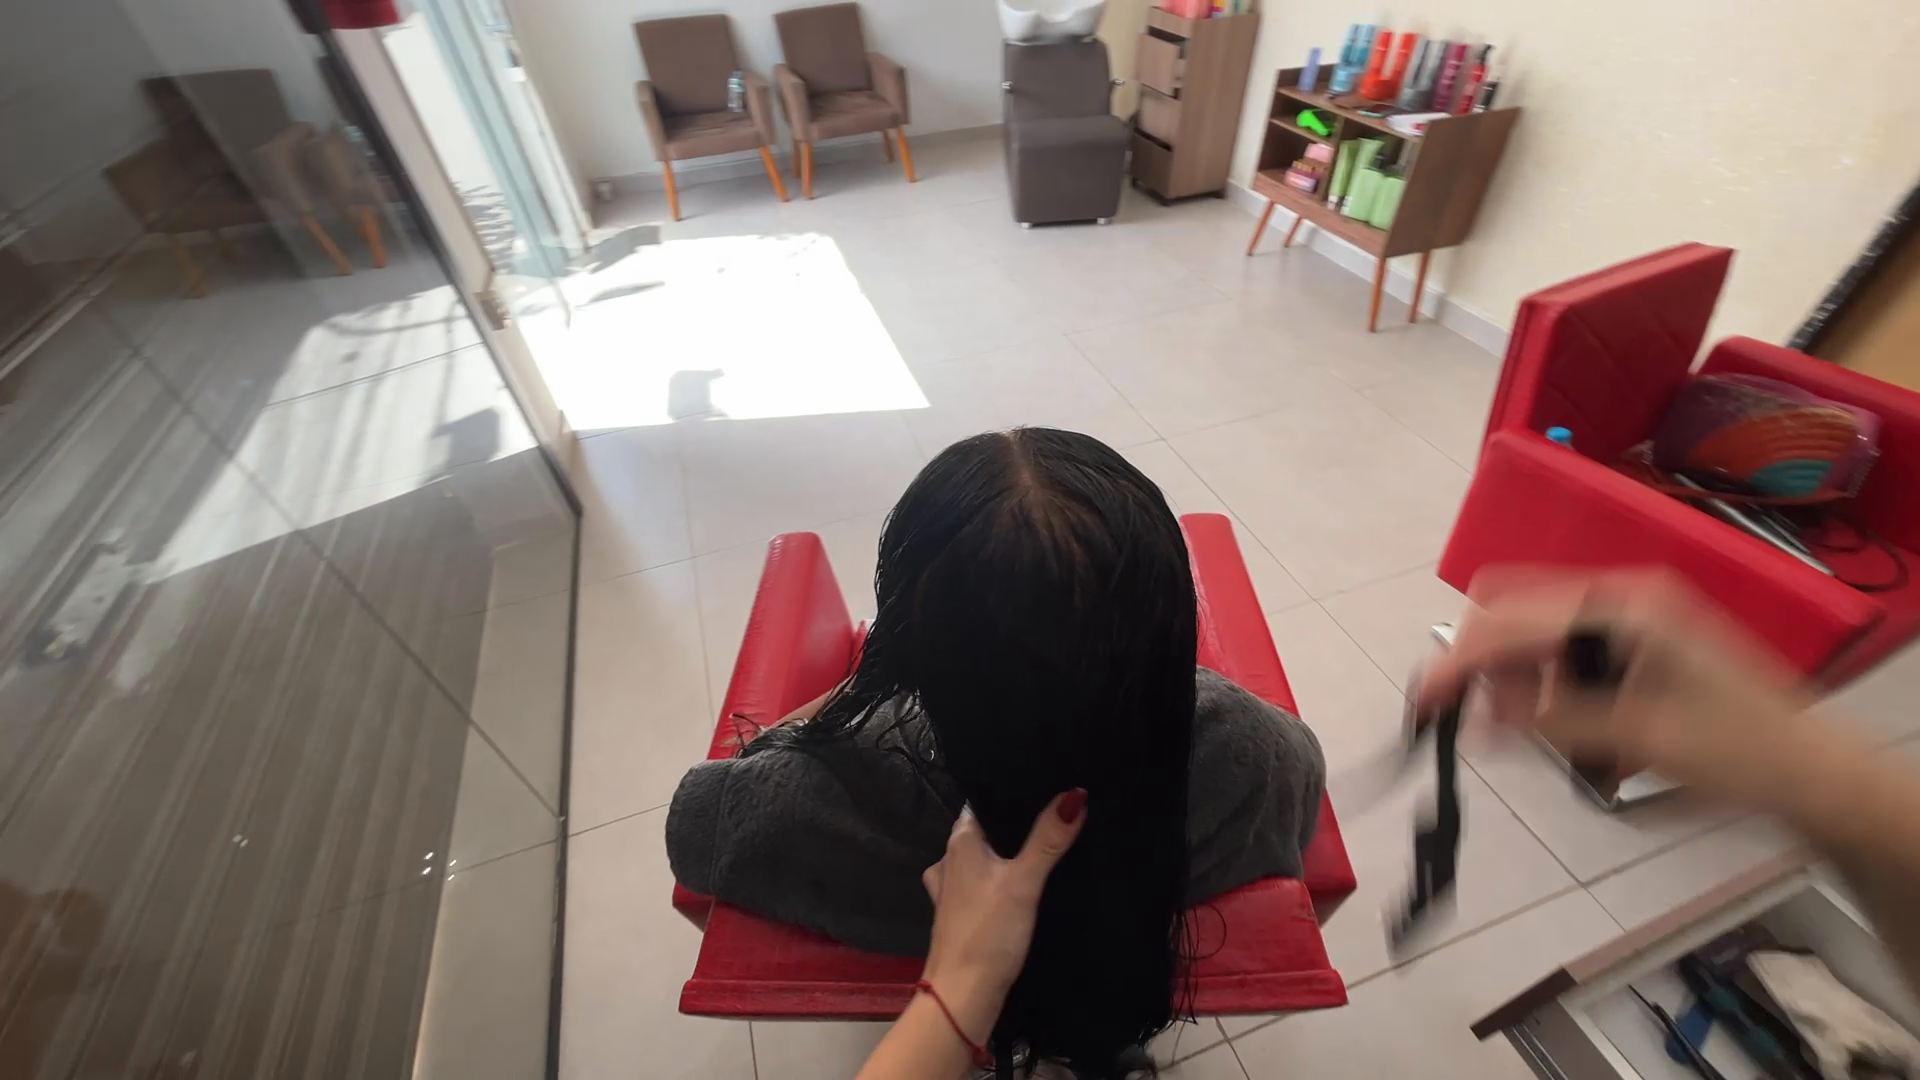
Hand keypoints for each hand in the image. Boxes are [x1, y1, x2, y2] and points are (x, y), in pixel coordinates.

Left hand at [918, 790, 1086, 1036]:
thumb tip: (1075, 794)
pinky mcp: (956, 914)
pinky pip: (979, 884)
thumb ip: (1048, 839)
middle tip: (1051, 818)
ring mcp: (949, 888)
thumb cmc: (988, 932)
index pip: (982, 800)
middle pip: (983, 829)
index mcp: (959, 840)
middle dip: (1012, 824)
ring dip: (1003, 855)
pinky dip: (995, 881)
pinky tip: (1017, 888)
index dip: (1009, 793)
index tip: (1041, 787)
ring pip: (981, 858)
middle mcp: (949, 858)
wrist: (962, 997)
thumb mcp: (1024, 881)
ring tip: (1040, 850)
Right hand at [1418, 568, 1832, 810]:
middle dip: (1483, 665)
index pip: (1513, 619)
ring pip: (1522, 633)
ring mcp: (1616, 617)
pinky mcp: (1617, 640)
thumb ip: (1546, 723)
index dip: (1462, 657)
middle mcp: (1614, 598)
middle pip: (1509, 613)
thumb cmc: (1742, 754)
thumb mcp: (1638, 737)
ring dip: (1506, 680)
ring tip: (1518, 728)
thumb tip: (1469, 725)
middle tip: (1476, 716)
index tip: (1427, 697)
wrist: (1820, 780)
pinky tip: (1541, 718)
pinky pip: (1547, 651)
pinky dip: (1530, 684)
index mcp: (1622, 607)